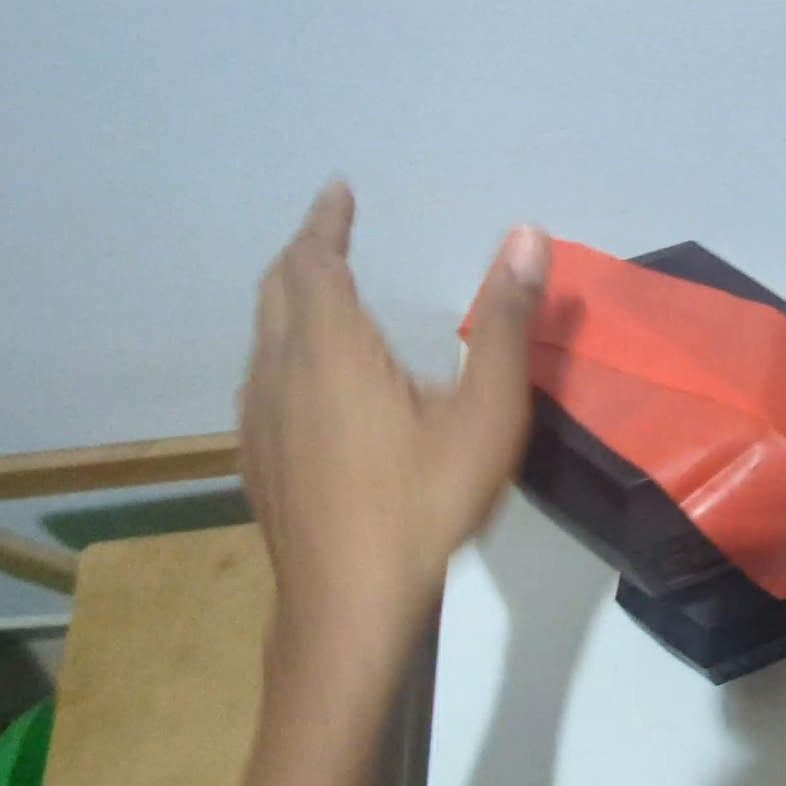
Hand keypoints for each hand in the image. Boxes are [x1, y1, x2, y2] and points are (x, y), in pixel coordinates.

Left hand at [241, 180, 548, 665]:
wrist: (354, 594)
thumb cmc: (429, 498)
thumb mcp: (488, 412)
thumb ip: (508, 325)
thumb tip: (527, 237)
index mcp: (334, 349)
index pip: (316, 261)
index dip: (327, 221)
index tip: (338, 192)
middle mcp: (282, 370)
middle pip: (278, 291)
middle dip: (304, 254)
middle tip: (329, 236)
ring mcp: (260, 418)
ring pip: (265, 338)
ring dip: (290, 304)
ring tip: (321, 301)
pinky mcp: (258, 459)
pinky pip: (263, 382)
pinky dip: (285, 355)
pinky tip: (310, 387)